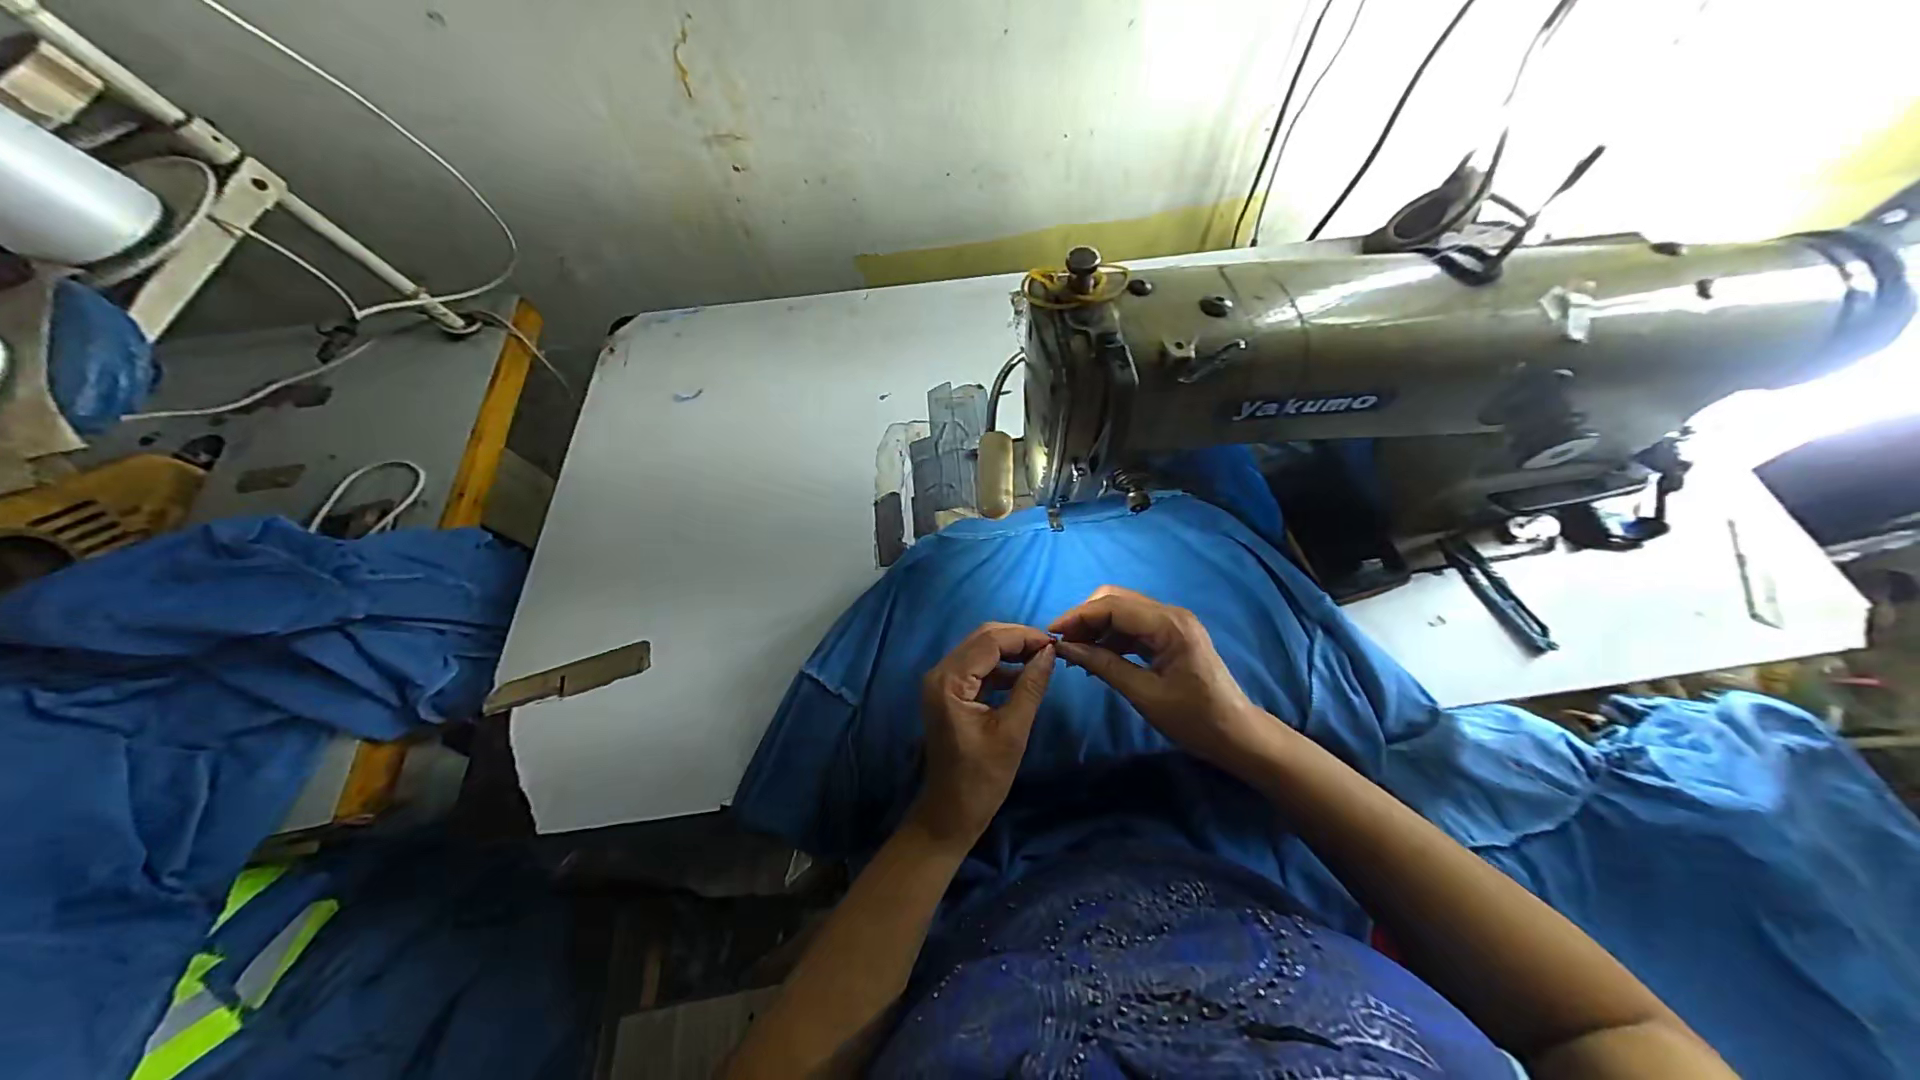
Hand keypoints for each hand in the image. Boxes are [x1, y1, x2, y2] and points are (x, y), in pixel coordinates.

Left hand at [911, 623, 1055, 848]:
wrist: (951, 811)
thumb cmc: (982, 777)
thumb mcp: (1013, 731)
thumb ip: (1031, 686)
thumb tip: (1050, 652)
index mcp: (949, 681)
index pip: (989, 641)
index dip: (1024, 637)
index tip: (1055, 643)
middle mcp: (939, 673)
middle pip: (982, 639)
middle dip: (1017, 639)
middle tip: (1051, 649)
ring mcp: (941, 682)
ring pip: (980, 650)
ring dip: (1010, 650)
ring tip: (1043, 659)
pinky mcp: (948, 692)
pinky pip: (977, 667)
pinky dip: (1001, 666)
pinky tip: (1025, 674)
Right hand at [1049, 586, 1273, 774]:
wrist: (1238, 736)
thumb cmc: (1195, 719)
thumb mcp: (1144, 695)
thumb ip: (1104, 665)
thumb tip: (1066, 648)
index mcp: (1169, 625)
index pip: (1113, 606)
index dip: (1078, 616)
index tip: (1051, 634)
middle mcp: (1171, 614)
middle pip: (1116, 600)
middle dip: (1085, 618)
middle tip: (1063, 644)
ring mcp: (1172, 623)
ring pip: (1122, 611)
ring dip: (1096, 627)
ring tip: (1074, 653)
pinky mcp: (1171, 636)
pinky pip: (1133, 626)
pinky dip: (1111, 637)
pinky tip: (1096, 656)